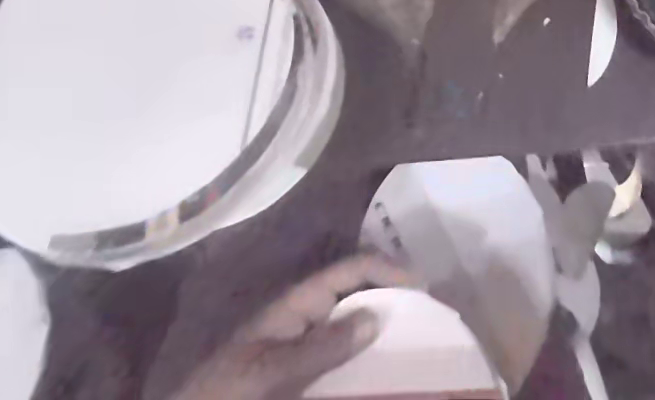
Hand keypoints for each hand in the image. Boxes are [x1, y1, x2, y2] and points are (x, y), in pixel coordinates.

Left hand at [170, 256, 418, 399]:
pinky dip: (365, 356)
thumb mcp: (270, 371)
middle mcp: (303, 316)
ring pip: (351, 322)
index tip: (422, 283)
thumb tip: (376, 314)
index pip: (348, 270)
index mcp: (296, 303)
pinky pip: (341, 354)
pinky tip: (382, 371)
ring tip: (415, 339)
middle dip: (390, 292)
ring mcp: (302, 343)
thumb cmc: (226, 392)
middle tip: (428, 311)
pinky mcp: (301, 370)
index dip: (385, 267)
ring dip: (381, 323)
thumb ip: (320, 347)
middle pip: (354, 291)